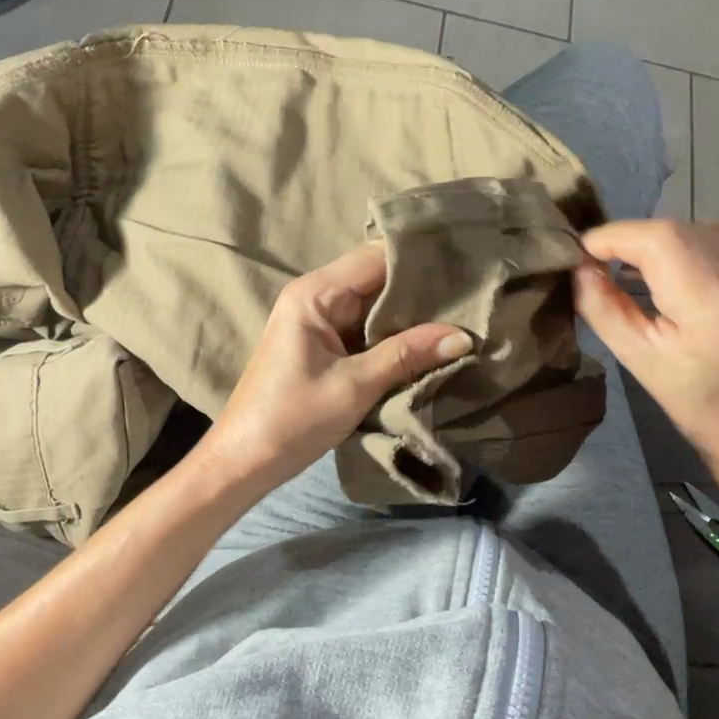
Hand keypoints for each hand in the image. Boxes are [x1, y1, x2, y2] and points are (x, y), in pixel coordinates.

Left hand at [198, 244, 471, 489]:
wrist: (245, 460)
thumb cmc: (291, 419)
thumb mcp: (355, 386)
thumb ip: (407, 355)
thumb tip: (463, 336)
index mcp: (314, 294)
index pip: (376, 258)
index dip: (418, 259)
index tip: (465, 265)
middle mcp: (315, 297)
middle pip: (377, 278)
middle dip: (421, 289)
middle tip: (472, 297)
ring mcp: (319, 322)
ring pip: (375, 306)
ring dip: (410, 315)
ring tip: (462, 316)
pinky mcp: (323, 346)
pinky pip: (366, 329)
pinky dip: (394, 335)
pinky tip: (430, 342)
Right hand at [572, 221, 718, 486]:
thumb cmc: (699, 407)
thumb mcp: (639, 362)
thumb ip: (603, 308)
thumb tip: (578, 262)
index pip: (665, 242)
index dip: (620, 236)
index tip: (590, 249)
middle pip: (690, 232)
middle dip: (647, 244)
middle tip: (621, 267)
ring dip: (683, 247)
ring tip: (668, 281)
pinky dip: (718, 255)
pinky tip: (713, 286)